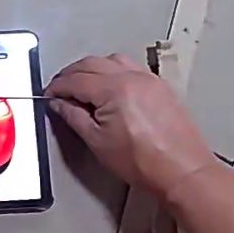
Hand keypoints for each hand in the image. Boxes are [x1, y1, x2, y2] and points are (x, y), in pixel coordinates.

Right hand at [44, 53, 217, 197]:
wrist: (183, 172)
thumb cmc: (144, 163)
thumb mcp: (97, 142)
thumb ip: (74, 117)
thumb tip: (60, 104)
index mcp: (114, 89)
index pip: (75, 79)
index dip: (57, 87)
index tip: (49, 94)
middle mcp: (132, 77)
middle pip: (91, 63)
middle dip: (71, 74)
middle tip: (60, 89)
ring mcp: (149, 80)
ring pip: (112, 60)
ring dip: (93, 68)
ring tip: (82, 85)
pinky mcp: (161, 87)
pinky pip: (131, 67)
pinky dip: (113, 70)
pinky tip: (108, 86)